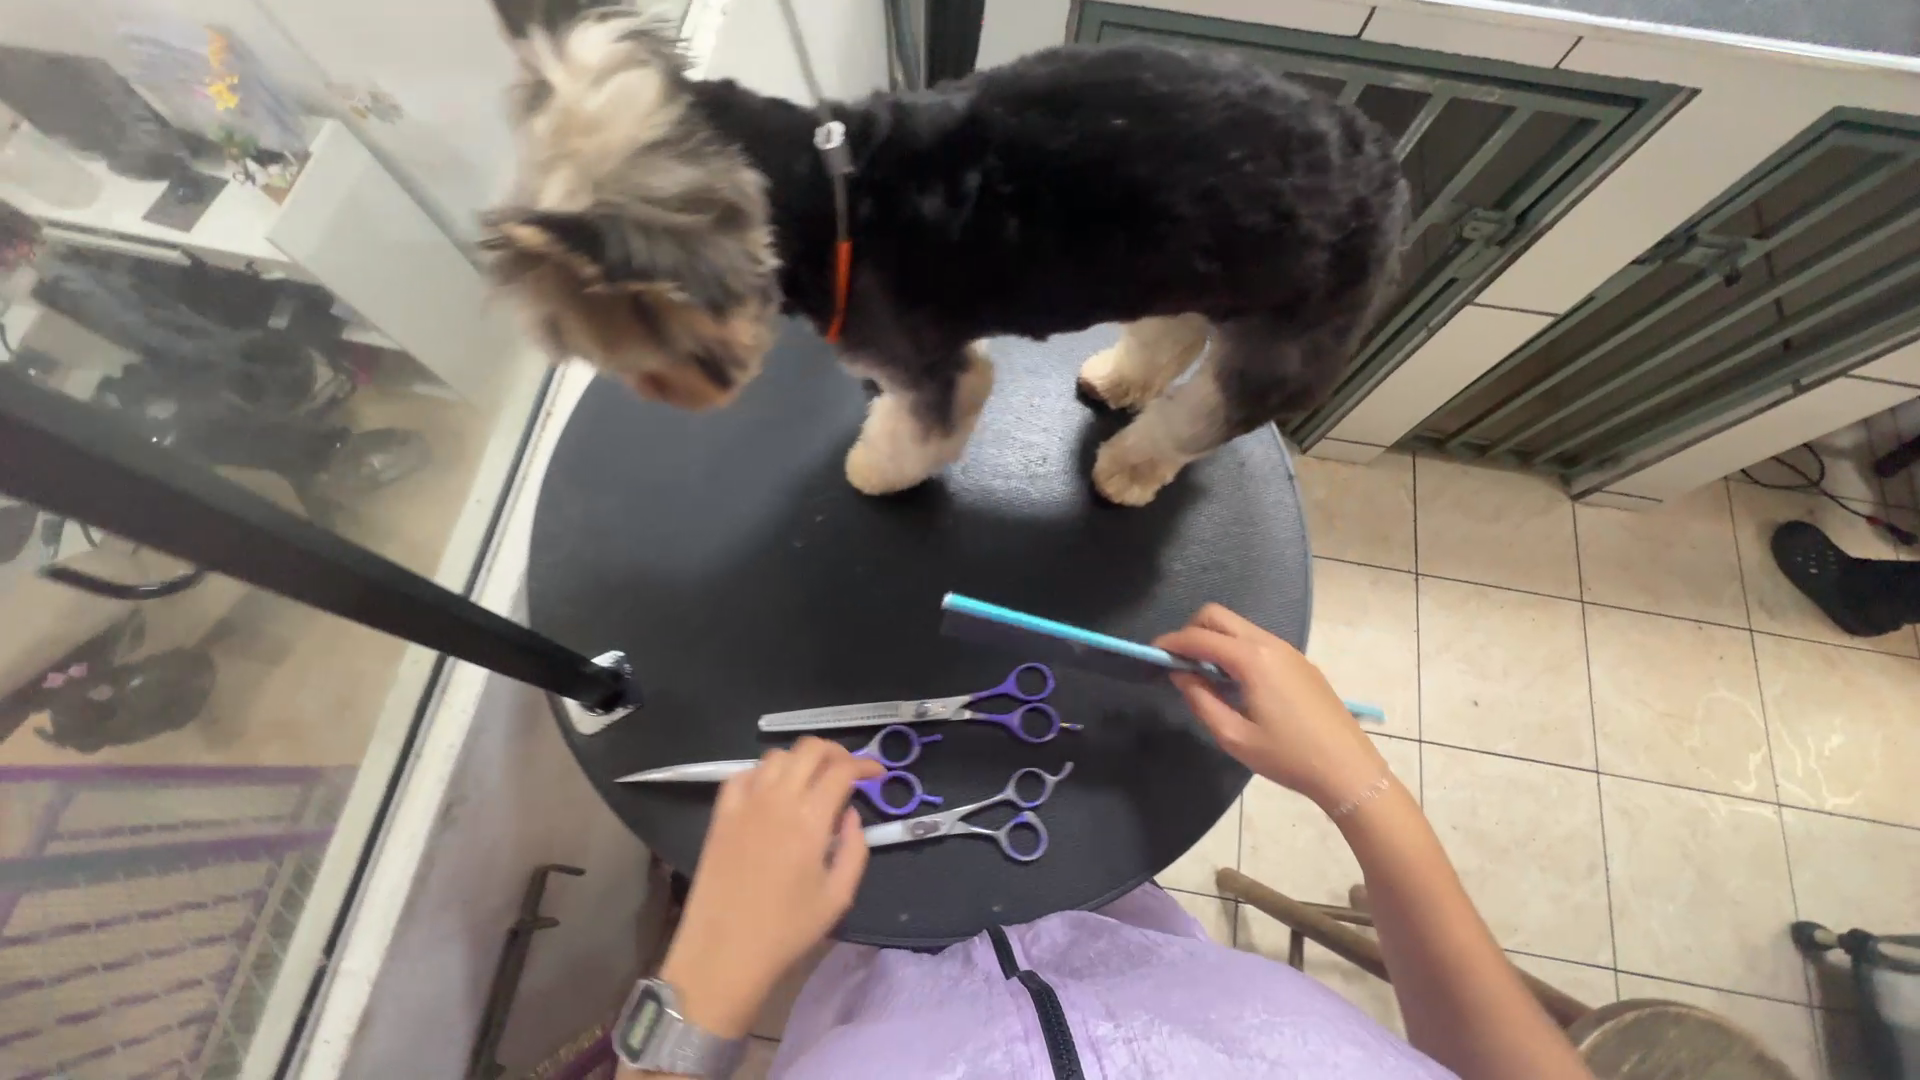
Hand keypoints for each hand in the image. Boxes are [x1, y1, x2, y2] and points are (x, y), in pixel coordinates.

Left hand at [658, 738, 882, 1036]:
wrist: (722, 955)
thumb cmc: (786, 931)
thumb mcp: (838, 897)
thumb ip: (855, 849)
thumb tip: (851, 815)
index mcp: (810, 819)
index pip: (842, 770)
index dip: (865, 765)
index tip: (877, 773)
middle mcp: (778, 800)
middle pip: (810, 749)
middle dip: (836, 751)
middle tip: (848, 770)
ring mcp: (745, 804)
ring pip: (777, 755)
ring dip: (801, 759)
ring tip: (812, 778)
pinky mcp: (721, 815)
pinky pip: (742, 774)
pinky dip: (763, 772)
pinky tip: (771, 790)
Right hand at [1156, 603, 1386, 814]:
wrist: (1349, 770)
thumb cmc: (1288, 757)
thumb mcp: (1233, 736)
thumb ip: (1200, 699)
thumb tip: (1180, 674)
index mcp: (1252, 660)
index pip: (1199, 637)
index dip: (1170, 643)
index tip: (1151, 655)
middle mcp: (1269, 644)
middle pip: (1218, 616)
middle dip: (1191, 631)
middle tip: (1179, 663)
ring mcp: (1288, 650)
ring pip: (1238, 626)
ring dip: (1213, 639)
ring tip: (1203, 675)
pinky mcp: (1299, 662)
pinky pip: (1256, 640)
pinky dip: (1234, 648)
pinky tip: (1234, 682)